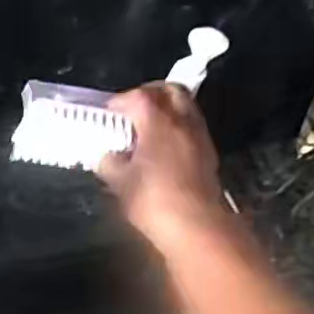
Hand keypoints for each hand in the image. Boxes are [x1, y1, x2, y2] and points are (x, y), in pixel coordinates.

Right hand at [95, 83, 232, 242]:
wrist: (193, 223)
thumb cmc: (151, 200)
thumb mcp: (120, 183)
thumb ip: (110, 164)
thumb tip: (106, 156)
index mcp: (158, 124)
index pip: (139, 97)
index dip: (120, 100)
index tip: (107, 111)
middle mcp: (182, 122)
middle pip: (169, 90)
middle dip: (148, 93)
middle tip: (130, 108)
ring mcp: (198, 135)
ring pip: (183, 105)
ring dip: (164, 108)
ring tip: (144, 127)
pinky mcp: (206, 151)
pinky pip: (189, 125)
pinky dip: (173, 125)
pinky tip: (159, 145)